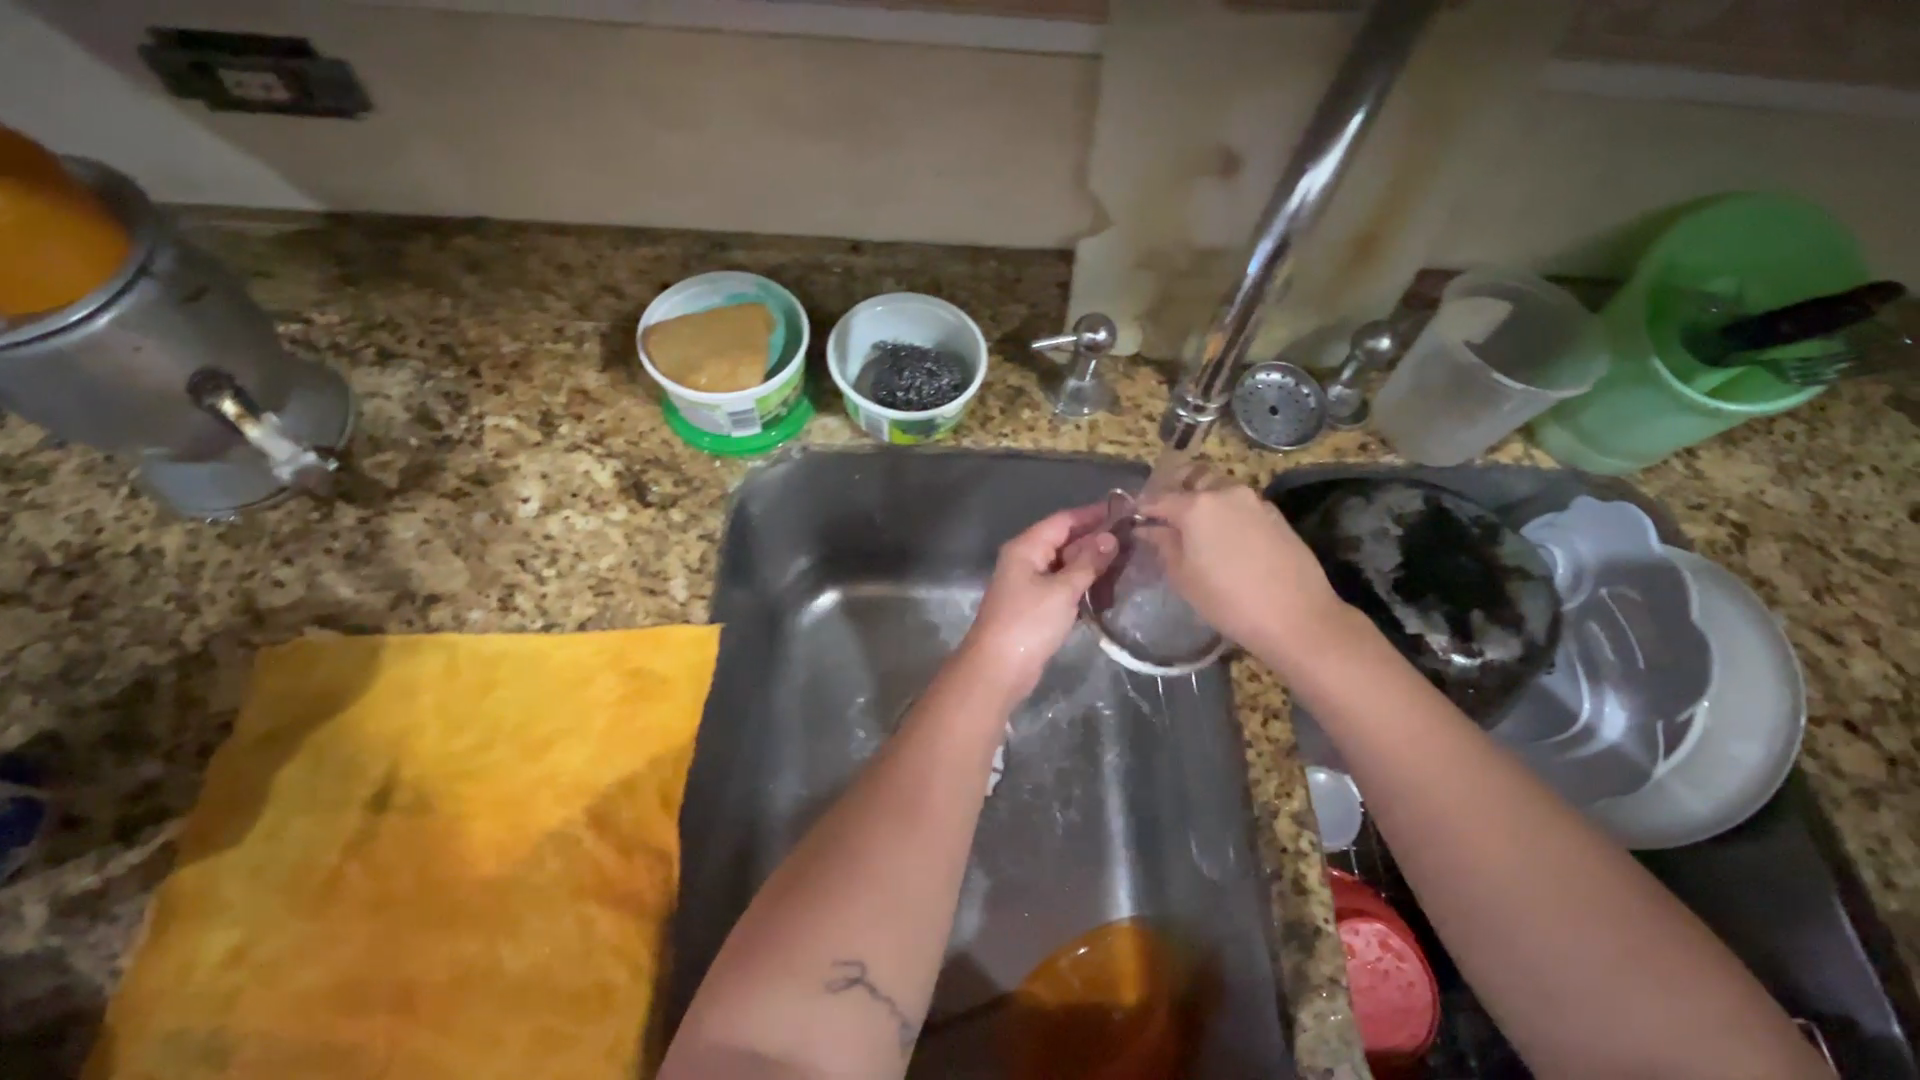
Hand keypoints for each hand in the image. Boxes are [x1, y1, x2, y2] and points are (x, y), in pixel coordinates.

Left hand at [959, 504, 1117, 701]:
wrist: (998, 669)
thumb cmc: (1029, 623)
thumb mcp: (1062, 590)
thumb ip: (1088, 563)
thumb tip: (1110, 538)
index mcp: (1026, 548)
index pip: (1062, 520)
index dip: (1092, 514)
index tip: (1124, 511)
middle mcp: (1025, 560)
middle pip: (1063, 541)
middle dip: (1095, 539)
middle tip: (1132, 539)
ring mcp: (1029, 585)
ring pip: (1064, 565)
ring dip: (1091, 564)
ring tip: (1127, 561)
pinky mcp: (1035, 608)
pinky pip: (1062, 587)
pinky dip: (1082, 585)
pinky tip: (1106, 588)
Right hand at [1138, 484, 1346, 658]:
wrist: (1295, 616)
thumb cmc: (1227, 600)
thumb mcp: (1183, 577)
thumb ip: (1164, 545)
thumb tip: (1149, 529)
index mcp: (1196, 505)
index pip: (1159, 498)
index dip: (1144, 508)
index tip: (1134, 518)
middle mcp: (1226, 492)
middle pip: (1194, 479)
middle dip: (1177, 491)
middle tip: (1167, 517)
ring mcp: (1255, 501)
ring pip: (1221, 490)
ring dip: (1205, 501)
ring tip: (1198, 531)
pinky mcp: (1276, 515)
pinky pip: (1242, 506)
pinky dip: (1228, 514)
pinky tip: (1227, 541)